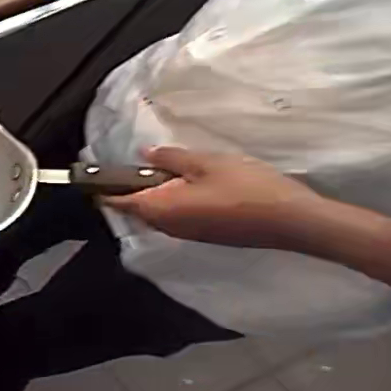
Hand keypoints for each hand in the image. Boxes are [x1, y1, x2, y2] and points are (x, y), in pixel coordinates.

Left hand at [102, 147, 331, 249]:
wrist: (295, 221)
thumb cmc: (247, 188)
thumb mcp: (207, 163)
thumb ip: (170, 158)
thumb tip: (143, 154)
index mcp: (155, 208)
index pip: (114, 200)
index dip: (101, 188)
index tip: (96, 174)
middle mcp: (162, 226)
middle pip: (134, 206)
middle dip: (134, 187)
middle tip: (150, 164)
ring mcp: (183, 234)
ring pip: (156, 212)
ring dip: (158, 194)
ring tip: (178, 172)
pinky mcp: (202, 236)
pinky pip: (177, 218)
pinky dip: (176, 203)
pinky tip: (197, 188)